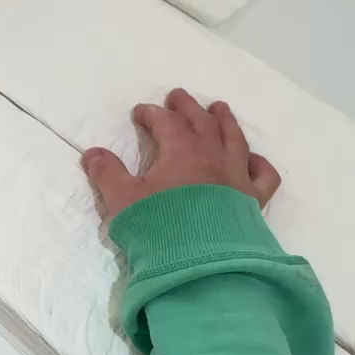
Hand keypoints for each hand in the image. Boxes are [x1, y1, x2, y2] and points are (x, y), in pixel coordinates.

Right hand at [82, 88, 280, 218]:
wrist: (200, 258)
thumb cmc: (159, 224)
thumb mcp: (122, 199)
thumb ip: (107, 173)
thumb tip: (92, 153)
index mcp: (182, 152)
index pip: (167, 123)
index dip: (153, 114)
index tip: (141, 111)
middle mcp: (213, 157)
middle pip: (202, 123)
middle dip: (188, 107)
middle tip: (178, 96)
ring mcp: (237, 177)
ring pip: (234, 139)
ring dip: (225, 121)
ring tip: (218, 108)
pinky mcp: (252, 200)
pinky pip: (263, 174)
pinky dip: (258, 162)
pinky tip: (252, 159)